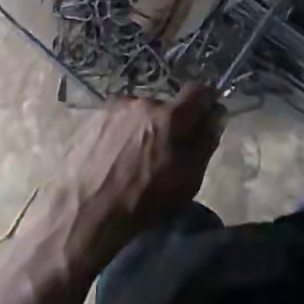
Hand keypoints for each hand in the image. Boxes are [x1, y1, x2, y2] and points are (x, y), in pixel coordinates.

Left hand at [66, 86, 224, 258]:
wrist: (87, 211)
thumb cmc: (143, 201)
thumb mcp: (187, 180)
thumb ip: (205, 141)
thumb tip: (217, 114)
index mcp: (170, 116)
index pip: (199, 92)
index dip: (205, 104)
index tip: (204, 119)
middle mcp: (144, 102)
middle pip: (168, 105)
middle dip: (172, 123)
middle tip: (165, 152)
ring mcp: (116, 107)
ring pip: (142, 111)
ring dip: (145, 126)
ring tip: (135, 157)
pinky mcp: (95, 116)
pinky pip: (120, 117)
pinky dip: (124, 131)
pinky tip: (116, 156)